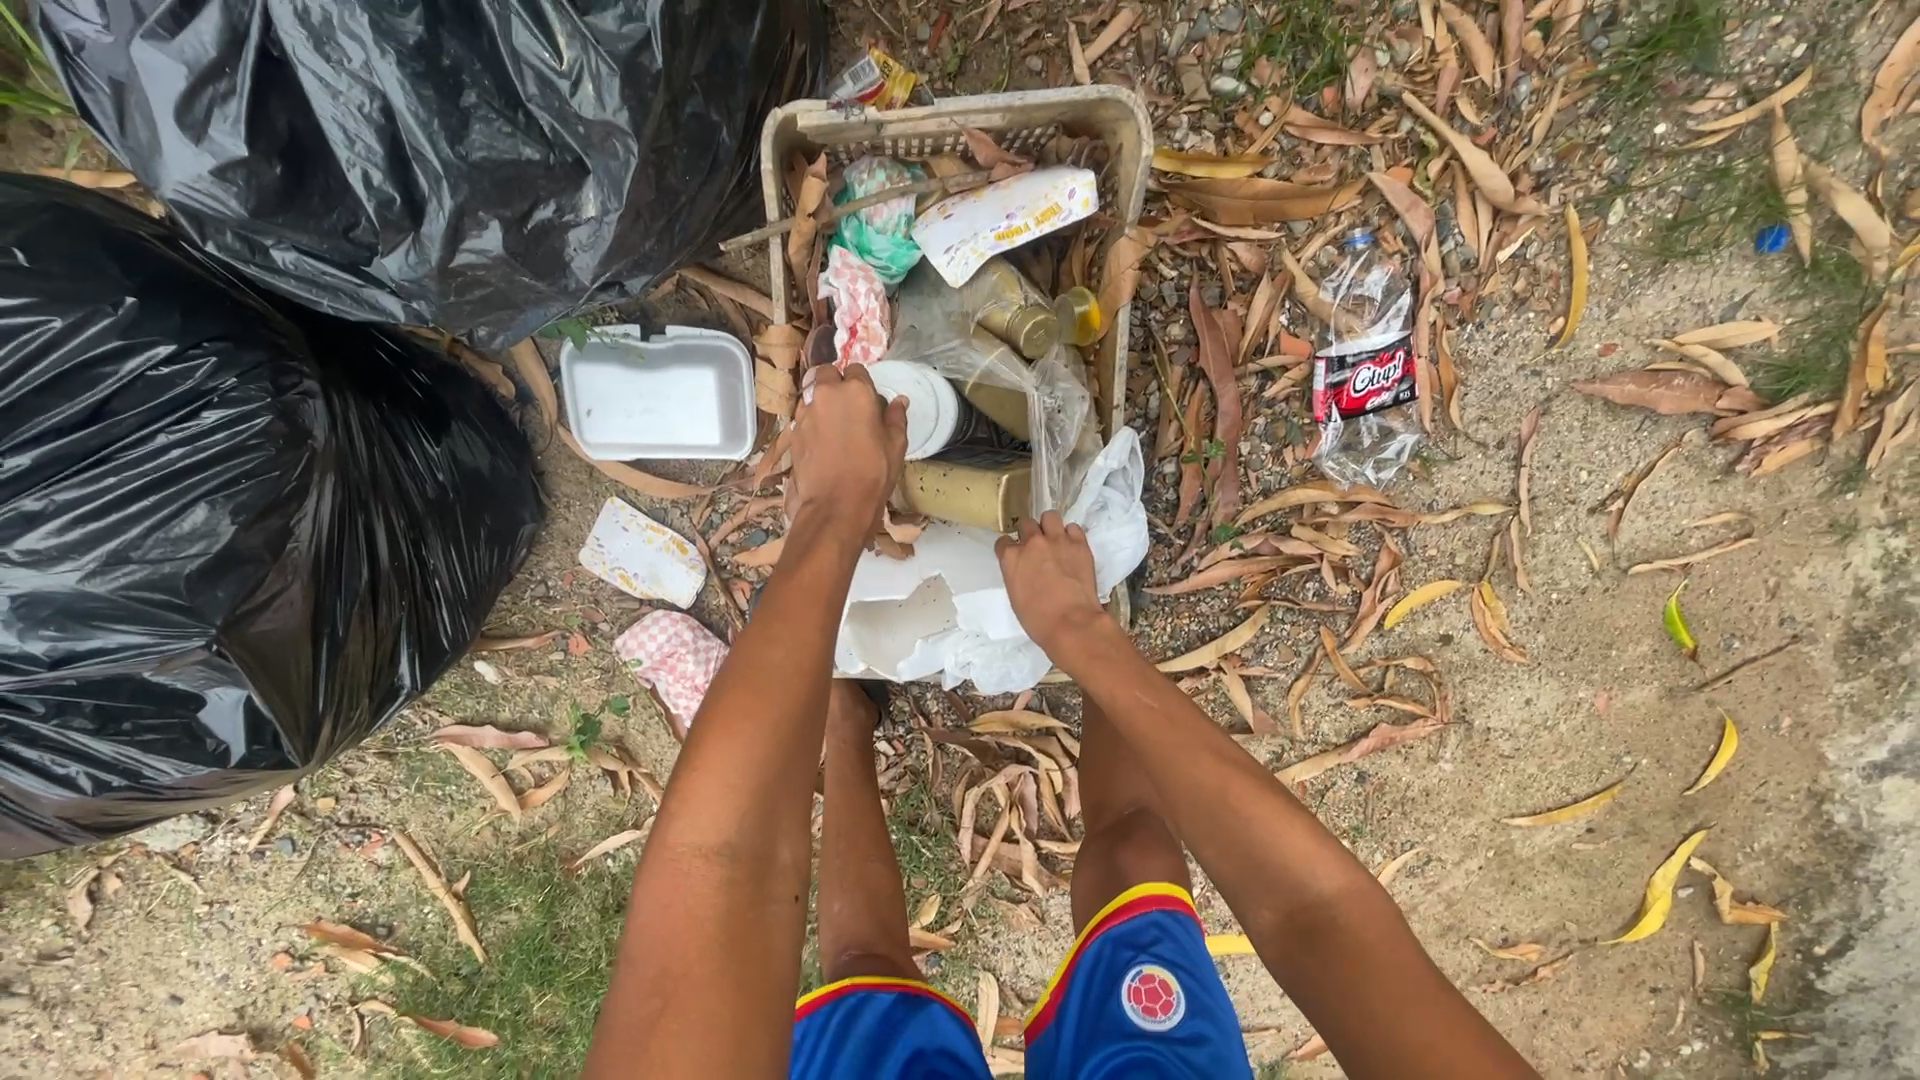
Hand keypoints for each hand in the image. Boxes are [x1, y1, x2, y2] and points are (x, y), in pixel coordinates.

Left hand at [786, 364, 907, 536]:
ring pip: (812, 395)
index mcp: (855, 391)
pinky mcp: (793, 432)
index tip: (868, 399)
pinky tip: (822, 441)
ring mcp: (805, 413)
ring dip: (822, 402)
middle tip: (849, 406)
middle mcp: (826, 394)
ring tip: (835, 426)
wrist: (836, 504)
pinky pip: (803, 417)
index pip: (856, 369)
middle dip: (836, 383)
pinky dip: (812, 422)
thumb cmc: (873, 472)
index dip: (862, 382)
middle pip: (827, 373)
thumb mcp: (895, 445)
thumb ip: (896, 417)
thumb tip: (899, 401)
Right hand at [995, 512, 1112, 654]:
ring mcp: (1057, 540)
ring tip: (1055, 539)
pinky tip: (1072, 547)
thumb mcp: (1015, 595)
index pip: (1004, 541)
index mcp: (1011, 558)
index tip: (1015, 555)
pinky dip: (1071, 535)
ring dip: (1050, 526)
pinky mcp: (1080, 543)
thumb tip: (1024, 569)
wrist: (1072, 622)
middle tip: (1036, 548)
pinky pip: (1073, 528)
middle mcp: (1032, 542)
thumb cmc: (1038, 619)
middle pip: (1026, 524)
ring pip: (1050, 516)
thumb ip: (1016, 573)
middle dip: (1029, 534)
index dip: (1010, 548)